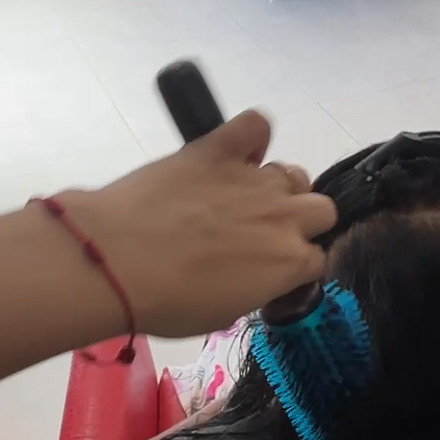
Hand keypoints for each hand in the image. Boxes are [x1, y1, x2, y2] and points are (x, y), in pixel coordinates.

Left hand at [56, 110, 336, 336]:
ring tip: (241, 199)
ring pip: (292, 173)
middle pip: (321, 209)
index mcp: (290, 263)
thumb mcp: (224, 314)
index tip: (272, 270)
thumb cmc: (167, 302)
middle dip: (299, 223)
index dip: (296, 265)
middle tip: (261, 235)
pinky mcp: (220, 147)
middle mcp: (284, 216)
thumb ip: (256, 287)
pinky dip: (252, 137)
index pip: (316, 259)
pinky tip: (235, 152)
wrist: (118, 262)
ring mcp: (254, 178)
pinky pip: (255, 126)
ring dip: (277, 188)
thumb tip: (256, 273)